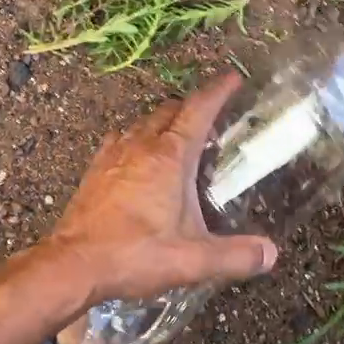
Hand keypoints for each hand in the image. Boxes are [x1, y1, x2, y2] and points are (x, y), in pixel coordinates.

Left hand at [45, 74, 277, 304]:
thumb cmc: (135, 255)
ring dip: (164, 121)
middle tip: (211, 119)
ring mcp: (115, 153)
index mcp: (170, 156)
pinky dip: (136, 136)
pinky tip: (137, 153)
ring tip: (178, 137)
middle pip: (171, 109)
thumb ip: (234, 256)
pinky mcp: (96, 168)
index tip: (234, 77)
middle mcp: (143, 144)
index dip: (218, 91)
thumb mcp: (191, 260)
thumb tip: (270, 254)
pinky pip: (121, 138)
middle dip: (192, 106)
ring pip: (144, 121)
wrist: (72, 265)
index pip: (199, 109)